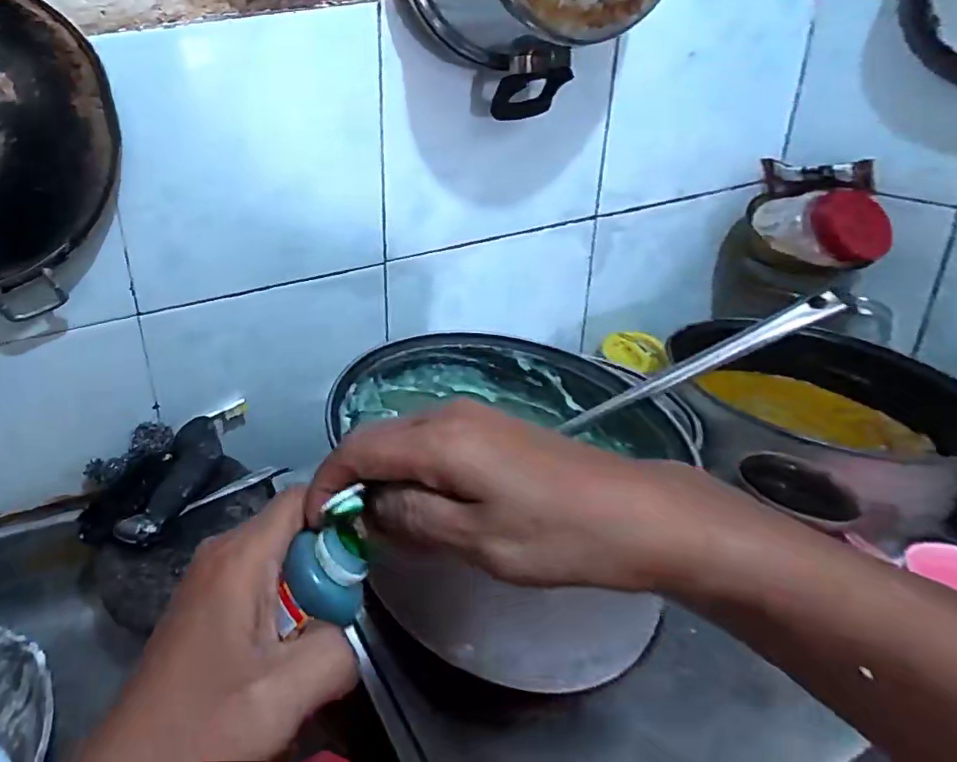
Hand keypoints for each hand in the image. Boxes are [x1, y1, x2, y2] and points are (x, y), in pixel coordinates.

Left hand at [77, 488, 358, 761]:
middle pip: (289, 530)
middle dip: (324, 565)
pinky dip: (280, 604)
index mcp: (239, 555)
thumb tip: (348, 632)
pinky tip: (282, 651)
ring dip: (304, 592)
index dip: (336, 513)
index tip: (366, 552)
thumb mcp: (282, 694)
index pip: (298, 499)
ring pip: (274, 559)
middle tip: (345, 613)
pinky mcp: (204, 599)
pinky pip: (255, 581)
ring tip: (316, 640)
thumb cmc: (206, 717)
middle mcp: (220, 550)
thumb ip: (333, 652)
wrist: (137, 754)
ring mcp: (208, 573)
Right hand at [307, 396, 749, 591]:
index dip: (327, 482)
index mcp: (438, 440)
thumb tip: (369, 509)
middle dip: (351, 479)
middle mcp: (443, 413)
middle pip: (373, 439)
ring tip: (383, 522)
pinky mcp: (484, 424)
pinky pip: (425, 442)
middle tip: (346, 526)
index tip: (315, 520)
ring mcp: (466, 414)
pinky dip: (407, 469)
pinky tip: (422, 503)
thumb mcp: (480, 542)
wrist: (640, 512)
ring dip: (380, 475)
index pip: (357, 450)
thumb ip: (413, 520)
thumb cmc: (560, 535)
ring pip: (398, 439)